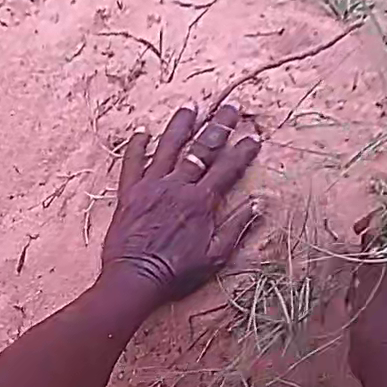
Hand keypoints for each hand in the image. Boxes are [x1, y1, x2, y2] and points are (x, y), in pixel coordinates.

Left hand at [99, 104, 260, 307]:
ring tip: (191, 107)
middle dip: (219, 126)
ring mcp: (151, 187)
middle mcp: (177, 187)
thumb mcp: (214, 258)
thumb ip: (235, 229)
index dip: (243, 151)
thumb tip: (257, 205)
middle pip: (201, 149)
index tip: (254, 136)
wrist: (135, 279)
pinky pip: (132, 162)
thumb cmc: (175, 274)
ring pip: (168, 147)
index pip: (228, 168)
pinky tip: (142, 131)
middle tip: (231, 107)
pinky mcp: (129, 194)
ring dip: (181, 125)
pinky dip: (137, 145)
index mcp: (201, 202)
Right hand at [346, 212, 386, 382]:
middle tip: (359, 260)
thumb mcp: (377, 277)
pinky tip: (359, 297)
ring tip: (359, 287)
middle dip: (375, 248)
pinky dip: (369, 282)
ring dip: (369, 268)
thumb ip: (378, 245)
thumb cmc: (384, 323)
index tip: (362, 230)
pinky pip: (384, 278)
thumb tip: (375, 223)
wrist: (383, 366)